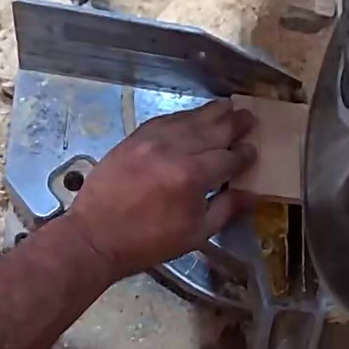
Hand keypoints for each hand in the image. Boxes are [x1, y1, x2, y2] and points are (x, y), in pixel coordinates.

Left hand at [61, 99, 258, 278]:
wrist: (96, 236)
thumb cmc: (149, 242)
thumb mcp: (195, 234)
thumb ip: (226, 209)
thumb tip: (252, 194)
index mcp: (193, 176)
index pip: (229, 158)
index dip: (244, 155)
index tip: (253, 151)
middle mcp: (175, 150)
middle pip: (213, 130)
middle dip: (234, 125)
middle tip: (249, 118)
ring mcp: (152, 140)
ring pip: (189, 120)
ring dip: (212, 113)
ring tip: (228, 106)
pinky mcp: (134, 138)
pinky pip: (165, 119)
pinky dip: (183, 116)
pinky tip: (193, 115)